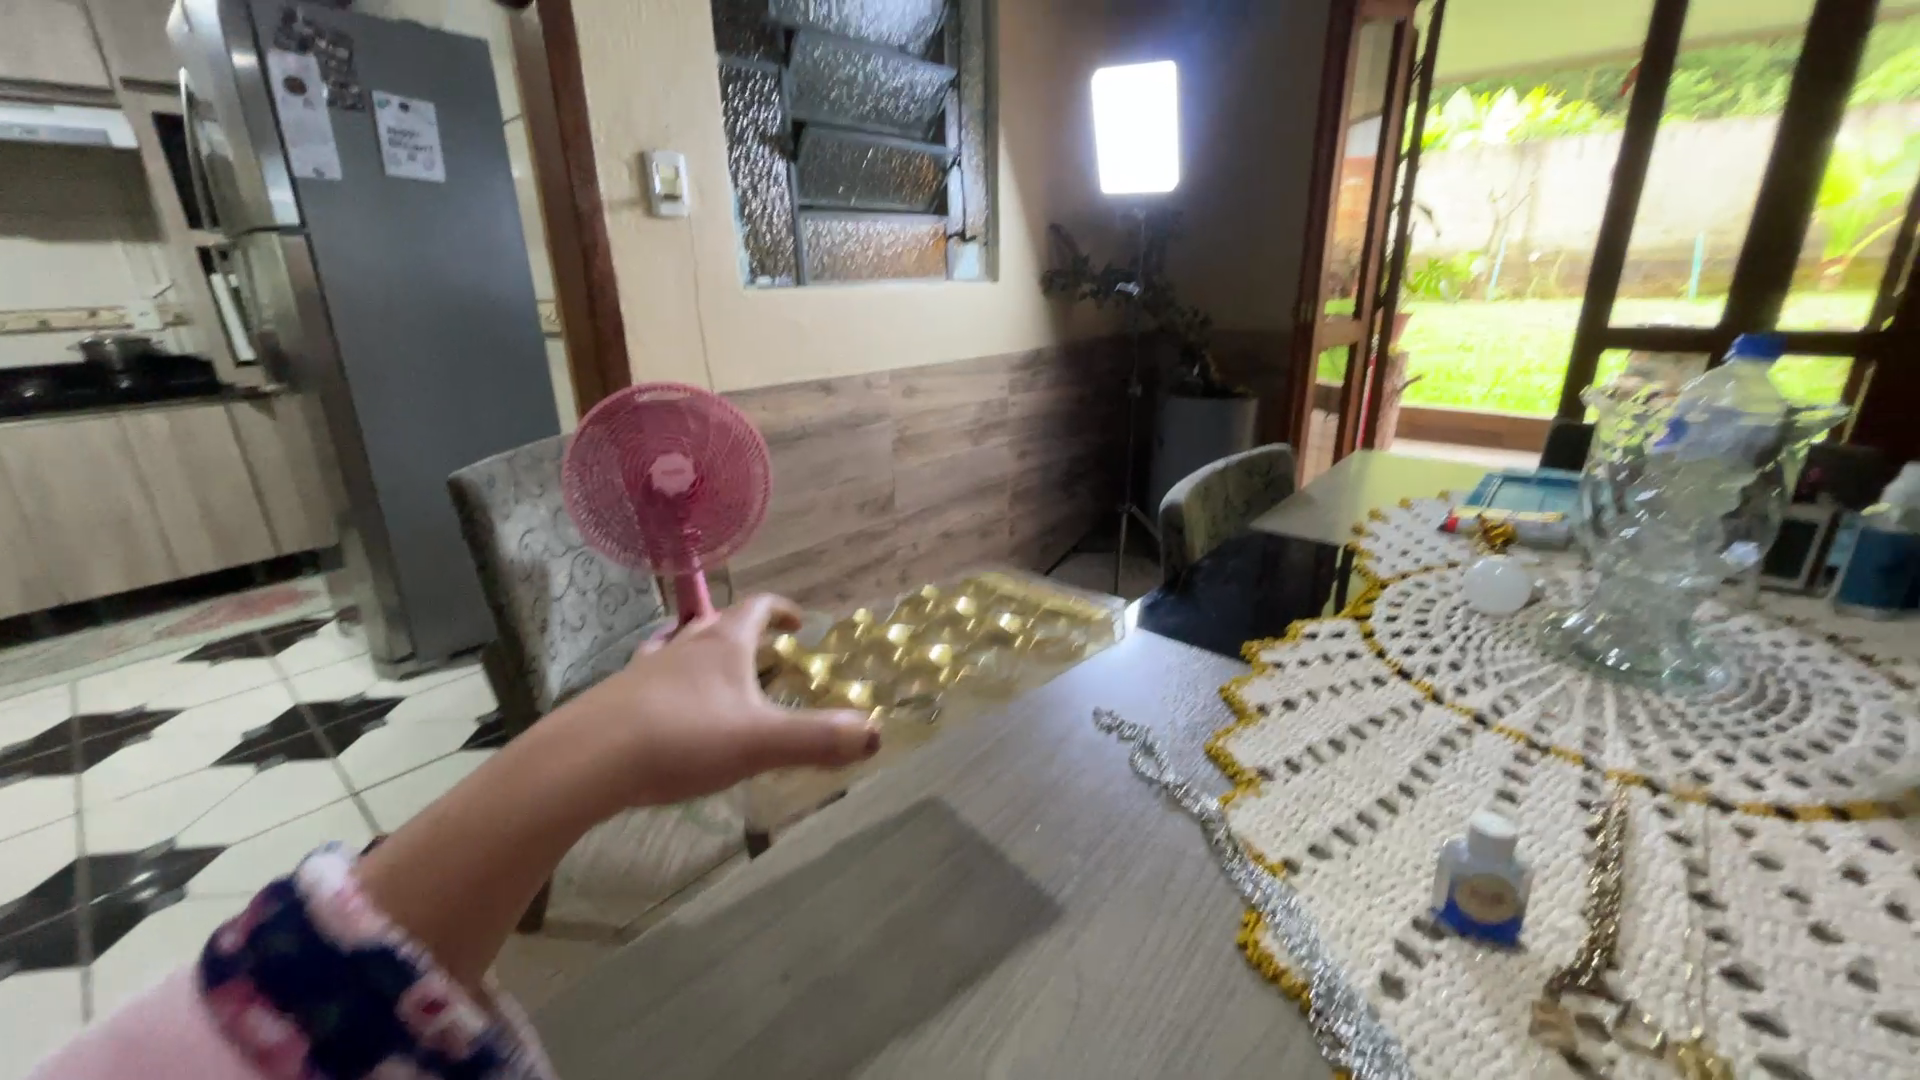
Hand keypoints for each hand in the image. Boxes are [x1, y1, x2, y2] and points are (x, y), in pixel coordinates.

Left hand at [560, 593, 880, 807]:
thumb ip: (819, 739)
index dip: (781, 609)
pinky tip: (670, 715)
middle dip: (745, 635)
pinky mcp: (617, 700)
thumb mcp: (762, 741)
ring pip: (680, 649)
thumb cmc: (684, 736)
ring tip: (719, 679)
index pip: (757, 607)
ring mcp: (646, 670)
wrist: (587, 760)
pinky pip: (653, 682)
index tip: (799, 622)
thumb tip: (874, 733)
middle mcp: (684, 646)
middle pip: (717, 625)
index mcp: (723, 644)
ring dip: (704, 657)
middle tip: (766, 655)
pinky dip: (671, 689)